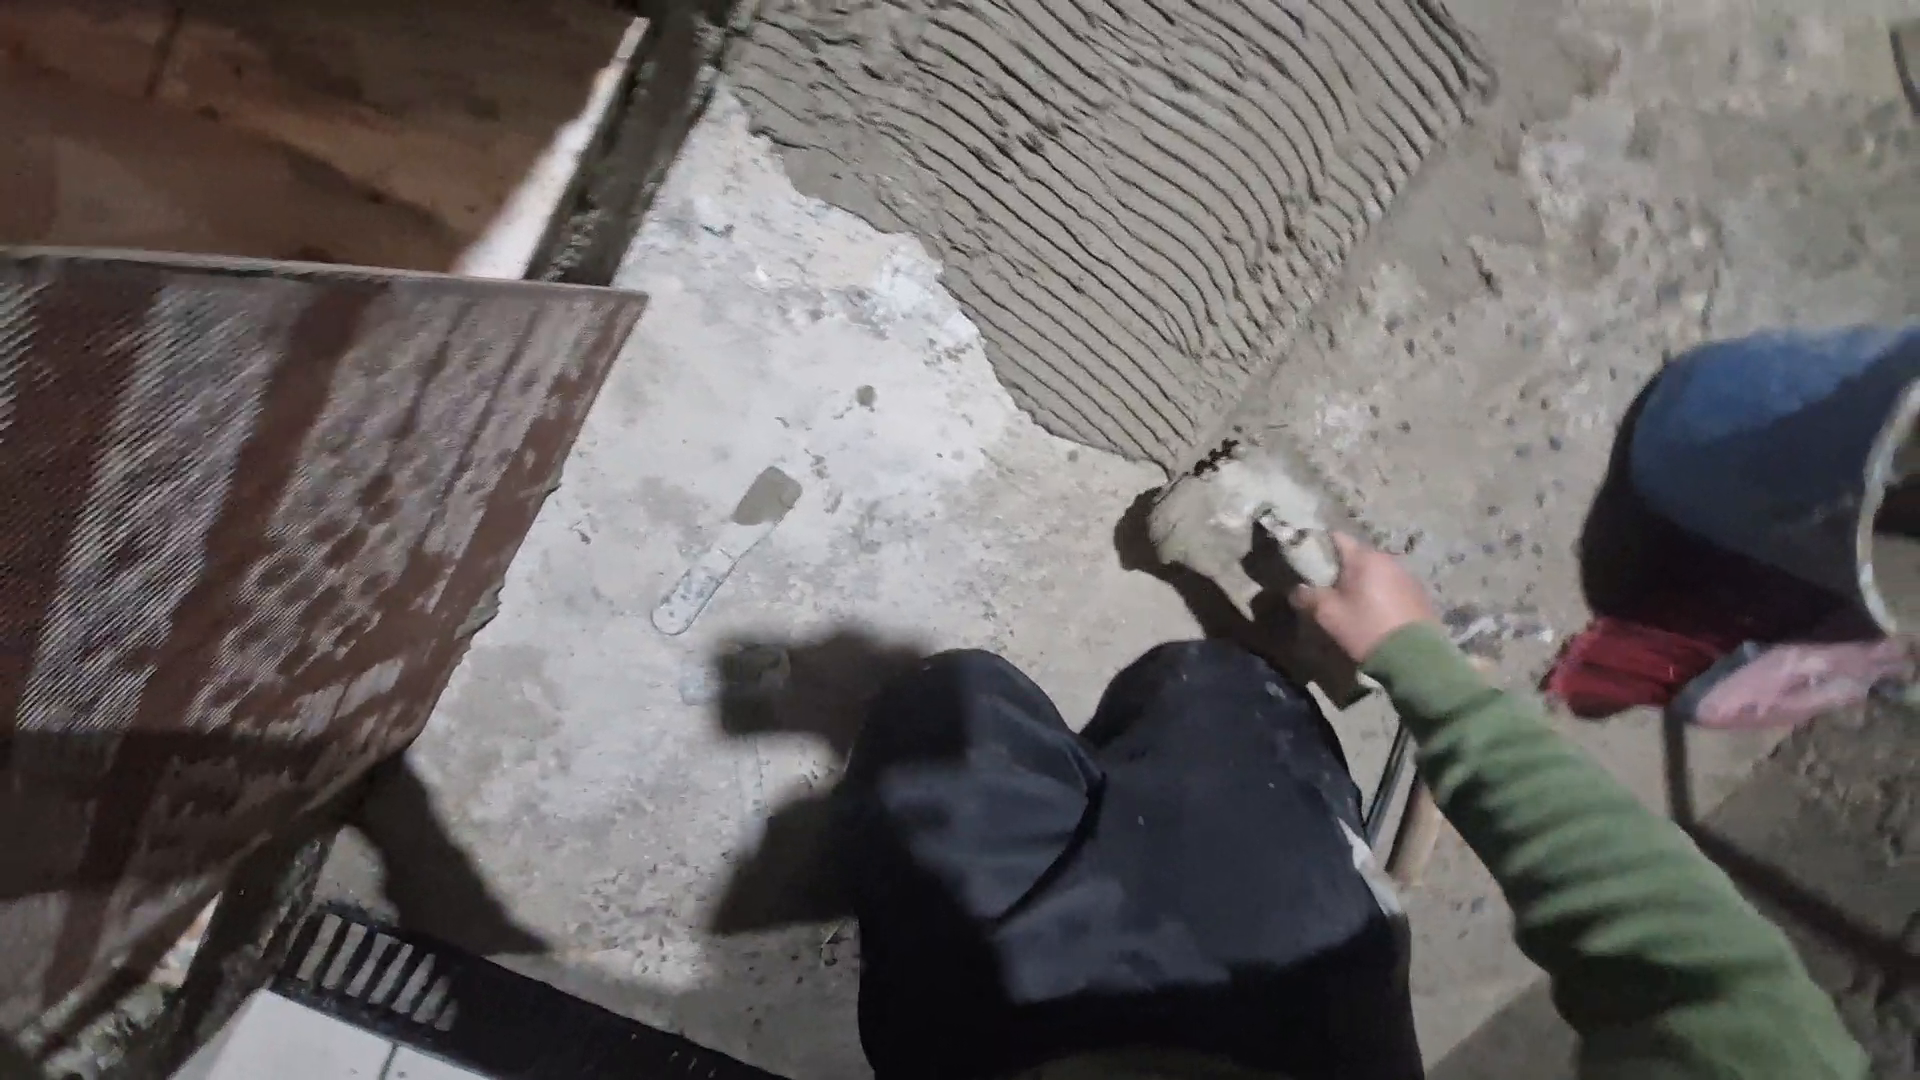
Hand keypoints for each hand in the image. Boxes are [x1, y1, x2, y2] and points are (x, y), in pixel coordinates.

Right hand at [1288, 532, 1437, 662]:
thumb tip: (1298, 590)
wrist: (1414, 658)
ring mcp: (1407, 576)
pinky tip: (1374, 610)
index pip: (1337, 537)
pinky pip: (1391, 583)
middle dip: (1340, 566)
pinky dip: (1379, 590)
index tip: (1307, 558)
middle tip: (1326, 585)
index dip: (1319, 544)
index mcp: (1364, 559)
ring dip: (1361, 579)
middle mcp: (1388, 560)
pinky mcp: (1419, 593)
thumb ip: (1308, 596)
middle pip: (1357, 554)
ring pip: (1375, 569)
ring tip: (1351, 599)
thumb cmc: (1365, 628)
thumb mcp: (1328, 614)